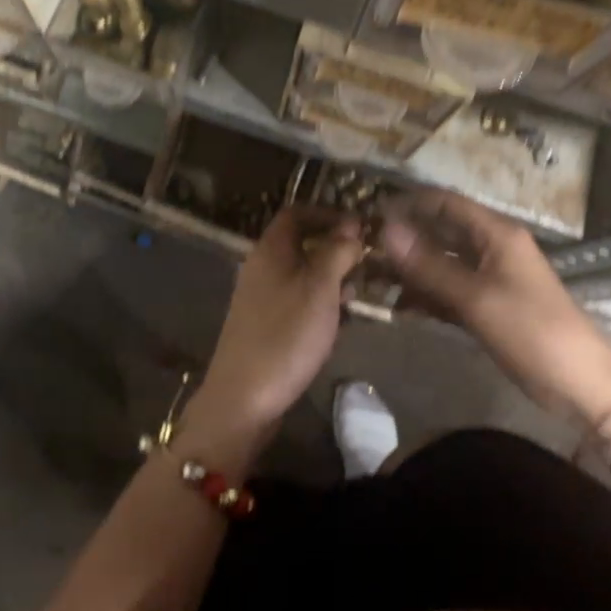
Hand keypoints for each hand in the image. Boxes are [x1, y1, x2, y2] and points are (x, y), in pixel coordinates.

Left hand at [197, 206, 363, 435]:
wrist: (244, 397)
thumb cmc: (286, 335)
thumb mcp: (320, 288)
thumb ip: (336, 252)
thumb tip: (351, 225)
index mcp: (270, 249)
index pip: (296, 213)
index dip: (327, 214)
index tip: (359, 227)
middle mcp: (260, 266)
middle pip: (300, 243)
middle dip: (334, 250)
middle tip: (365, 266)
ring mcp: (259, 296)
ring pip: (300, 274)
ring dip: (330, 280)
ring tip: (356, 298)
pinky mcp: (262, 324)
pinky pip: (295, 300)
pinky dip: (318, 304)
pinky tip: (336, 324)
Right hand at [375, 191, 610, 422]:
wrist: (579, 383)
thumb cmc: (531, 330)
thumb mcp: (475, 296)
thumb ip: (429, 264)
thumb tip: (386, 229)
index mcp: (496, 234)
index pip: (446, 203)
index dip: (410, 203)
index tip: (371, 212)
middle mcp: (491, 248)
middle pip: (441, 232)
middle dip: (405, 238)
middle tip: (364, 249)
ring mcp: (489, 278)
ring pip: (442, 264)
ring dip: (412, 270)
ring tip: (373, 279)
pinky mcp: (487, 306)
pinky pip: (449, 292)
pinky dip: (426, 296)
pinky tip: (398, 306)